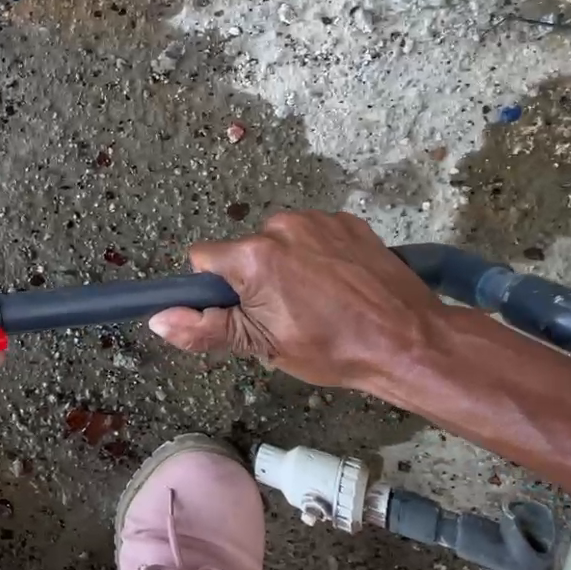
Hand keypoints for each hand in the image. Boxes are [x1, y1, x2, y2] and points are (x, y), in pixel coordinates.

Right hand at [147, 210, 445, 387]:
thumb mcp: (261, 345)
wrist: (412, 342)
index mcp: (253, 256)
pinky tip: (339, 281)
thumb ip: (204, 329)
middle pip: (244, 249)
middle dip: (255, 276)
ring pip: (279, 240)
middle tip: (286, 311)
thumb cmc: (334, 349)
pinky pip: (313, 233)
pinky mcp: (347, 220)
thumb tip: (158, 319)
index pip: (204, 258)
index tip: (244, 308)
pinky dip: (319, 252)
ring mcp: (317, 220)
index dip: (218, 287)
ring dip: (287, 262)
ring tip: (317, 298)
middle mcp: (280, 226)